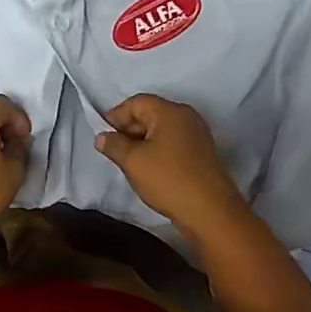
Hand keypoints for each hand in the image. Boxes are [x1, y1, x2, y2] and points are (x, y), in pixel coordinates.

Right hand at [94, 94, 246, 238]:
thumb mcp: (132, 161)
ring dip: (141, 140)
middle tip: (113, 149)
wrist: (208, 209)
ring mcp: (196, 133)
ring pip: (161, 128)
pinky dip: (156, 148)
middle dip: (128, 128)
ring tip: (128, 160)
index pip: (136, 102)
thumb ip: (113, 145)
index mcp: (170, 112)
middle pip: (150, 112)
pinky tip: (148, 167)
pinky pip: (172, 141)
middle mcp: (186, 116)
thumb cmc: (167, 179)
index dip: (115, 116)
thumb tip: (101, 137)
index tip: (103, 136)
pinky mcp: (200, 151)